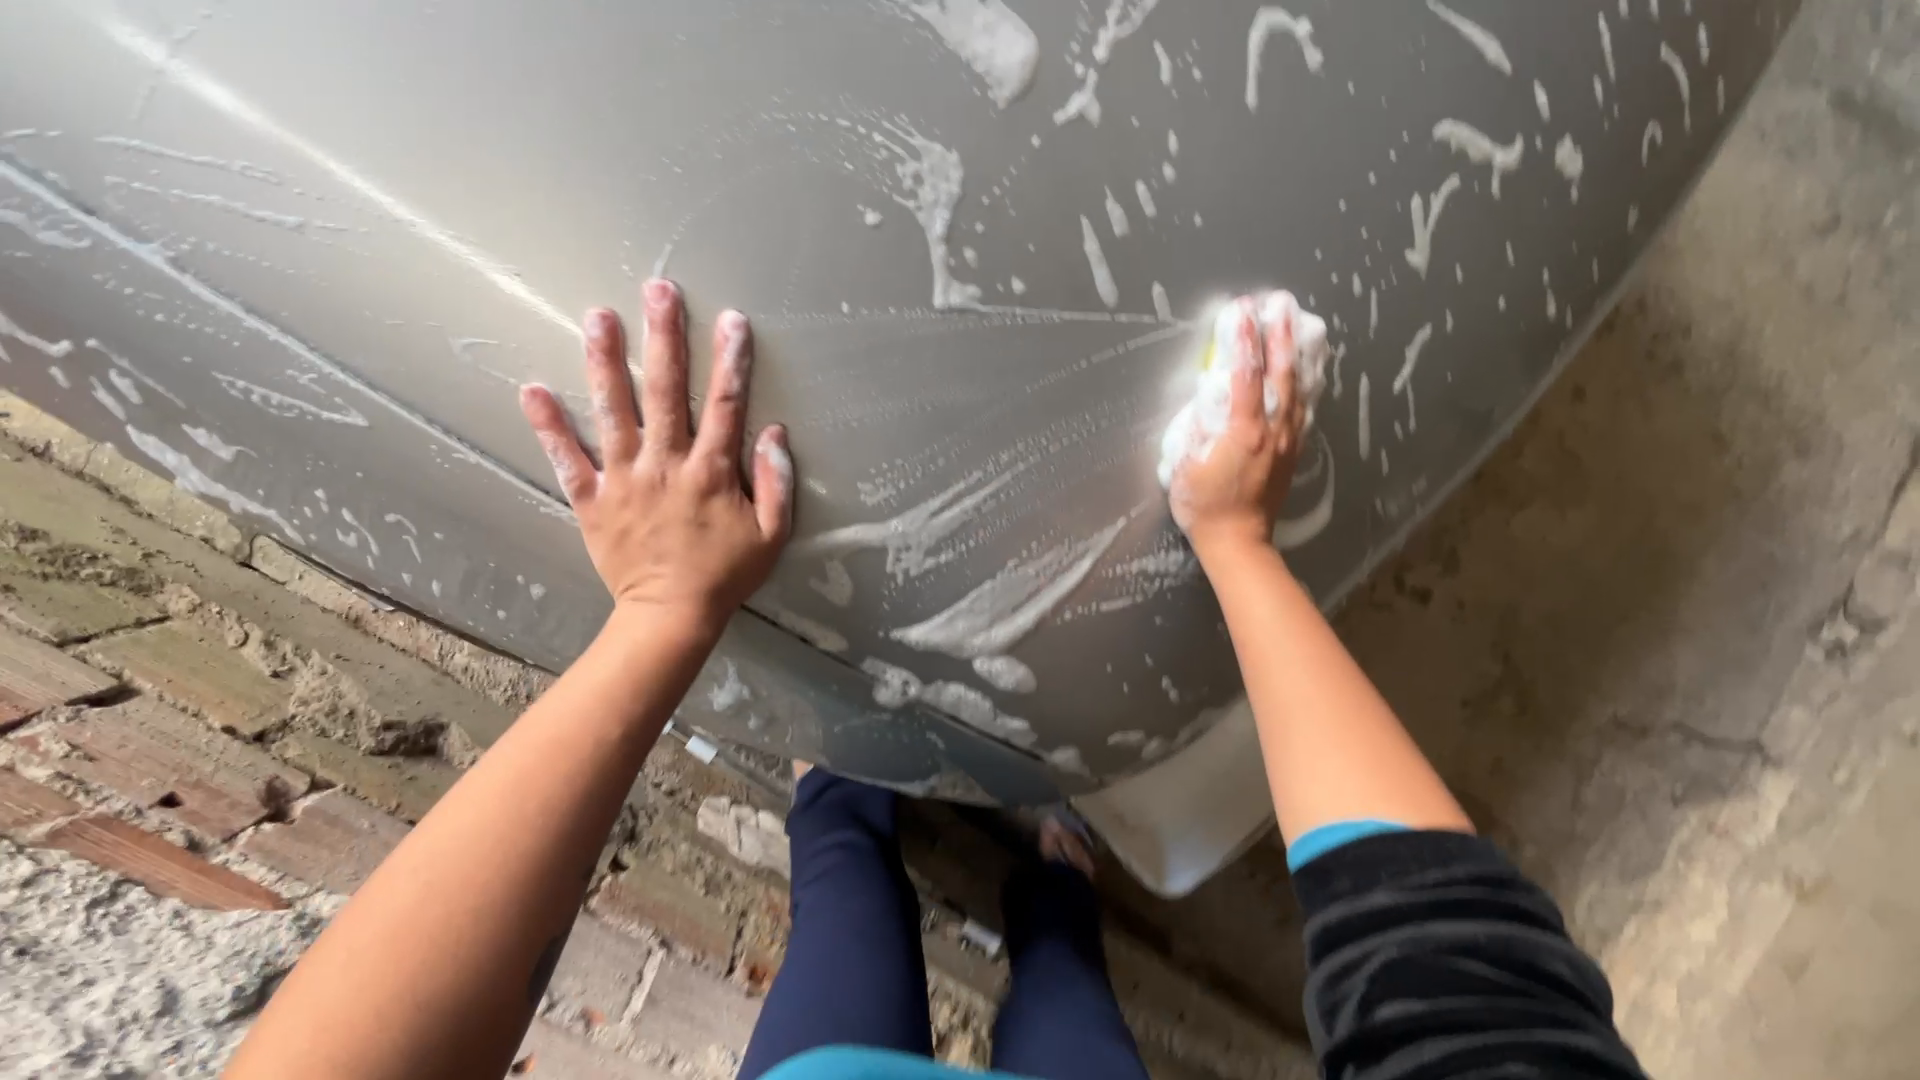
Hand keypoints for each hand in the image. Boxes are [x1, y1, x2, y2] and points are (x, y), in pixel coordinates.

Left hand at [519, 279, 793, 635]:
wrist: (670, 616)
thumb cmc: (725, 575)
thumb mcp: (771, 535)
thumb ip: (777, 483)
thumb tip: (773, 432)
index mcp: (711, 471)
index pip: (724, 405)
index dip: (731, 360)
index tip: (732, 320)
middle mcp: (665, 464)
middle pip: (666, 391)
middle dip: (664, 338)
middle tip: (658, 290)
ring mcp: (624, 479)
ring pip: (613, 412)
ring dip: (606, 362)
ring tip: (598, 317)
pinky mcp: (591, 499)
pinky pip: (567, 459)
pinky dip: (550, 427)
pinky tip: (532, 390)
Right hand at [1167, 295, 1311, 561]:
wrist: (1237, 541)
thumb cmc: (1203, 507)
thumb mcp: (1184, 467)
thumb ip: (1194, 429)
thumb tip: (1204, 398)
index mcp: (1243, 432)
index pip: (1244, 375)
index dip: (1243, 340)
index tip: (1241, 310)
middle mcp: (1272, 430)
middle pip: (1280, 373)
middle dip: (1279, 335)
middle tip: (1279, 302)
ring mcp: (1287, 440)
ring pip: (1299, 387)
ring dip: (1297, 353)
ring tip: (1300, 323)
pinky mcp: (1293, 451)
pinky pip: (1303, 408)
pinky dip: (1306, 383)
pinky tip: (1307, 369)